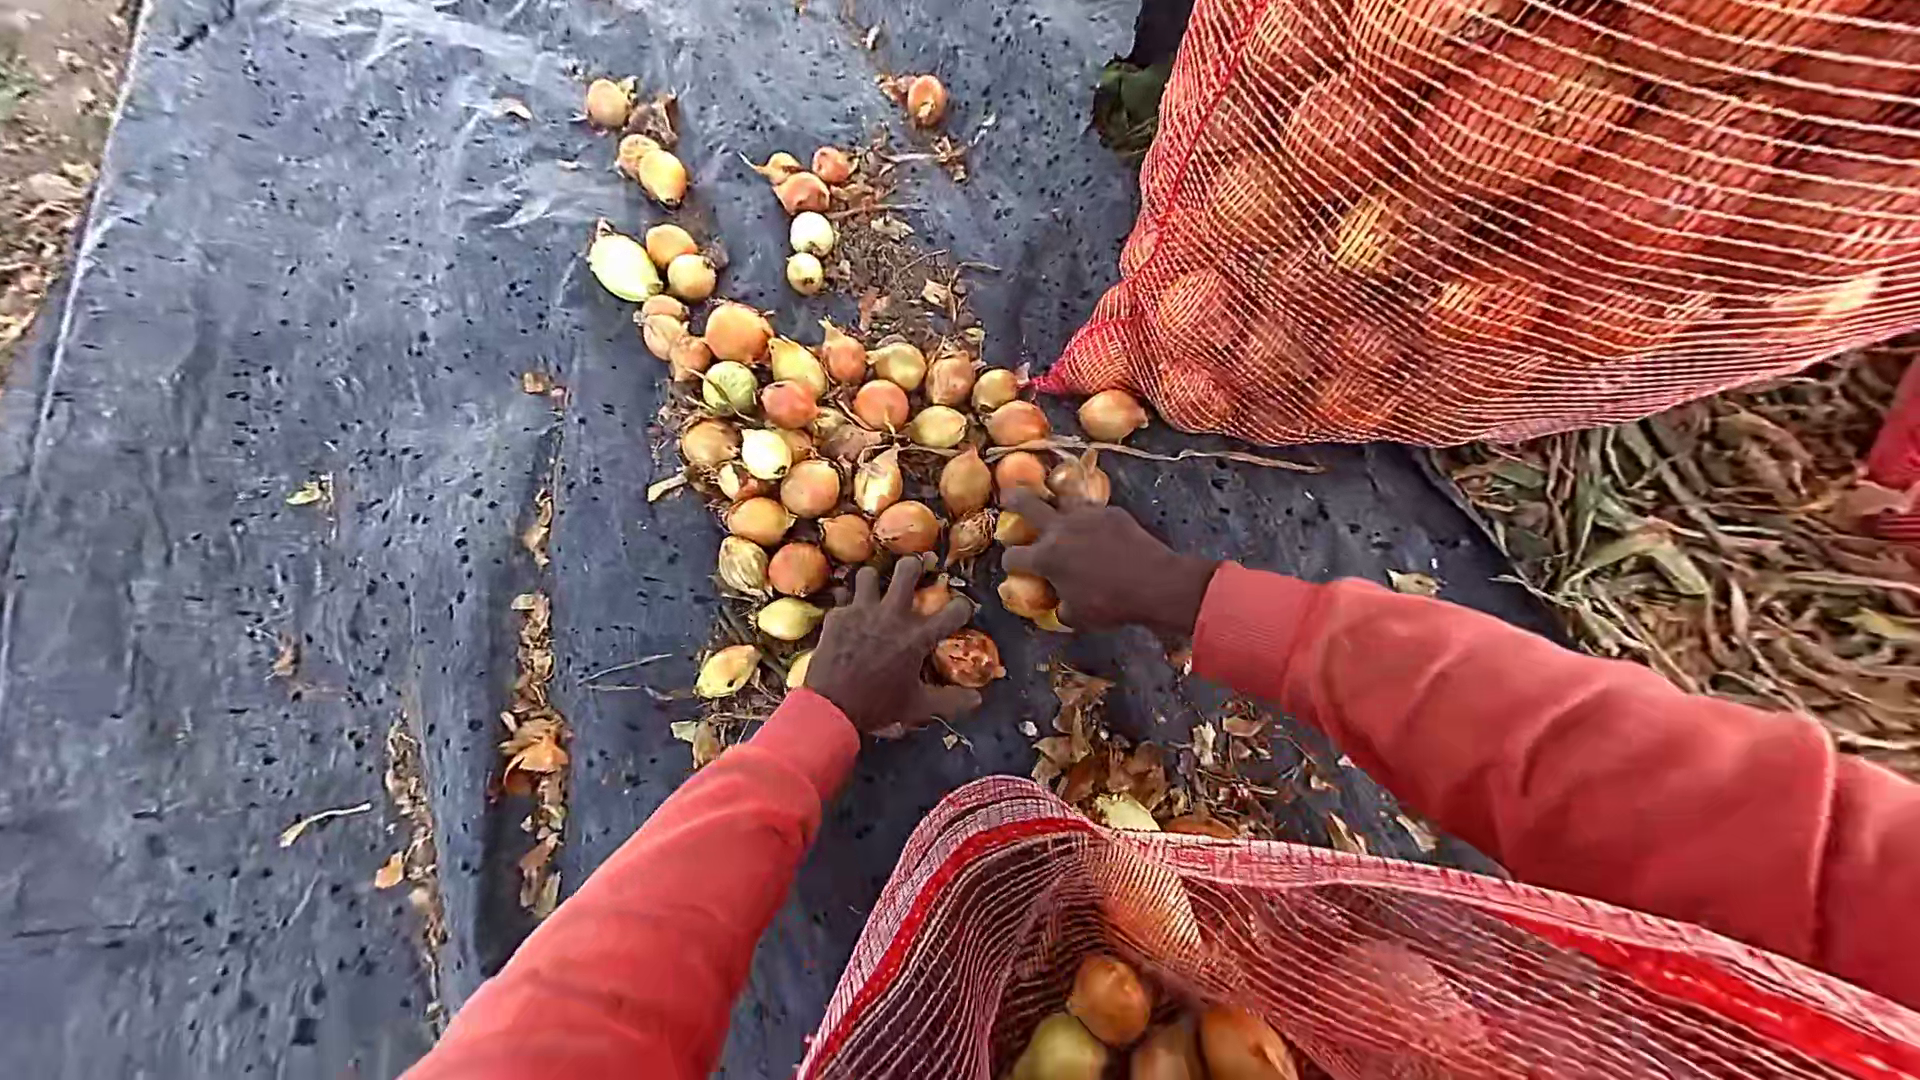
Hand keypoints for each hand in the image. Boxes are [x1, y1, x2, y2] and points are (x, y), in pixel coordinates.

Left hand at [804, 556, 981, 735]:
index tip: (960, 609)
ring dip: (873, 581)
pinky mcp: (838, 615)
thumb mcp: (918, 706)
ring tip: (873, 590)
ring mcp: (863, 611)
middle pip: (908, 569)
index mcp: (918, 636)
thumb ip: (951, 700)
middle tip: (914, 574)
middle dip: (914, 565)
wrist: (831, 708)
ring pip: (869, 573)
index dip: (963, 607)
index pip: (955, 610)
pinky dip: (846, 602)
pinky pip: (842, 596)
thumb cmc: (878, 706)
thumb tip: (978, 699)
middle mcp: (893, 615)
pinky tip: (847, 612)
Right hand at [1001, 491, 1218, 634]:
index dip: (1009, 561)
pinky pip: (1093, 510)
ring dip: (1055, 500)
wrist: (1154, 583)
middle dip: (1013, 500)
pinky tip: (1096, 525)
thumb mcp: (1078, 617)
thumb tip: (1058, 606)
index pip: (1013, 556)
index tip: (1012, 564)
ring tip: (1054, 501)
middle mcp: (1059, 530)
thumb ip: (1060, 608)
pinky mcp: (1110, 512)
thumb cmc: (1111, 605)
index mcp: (1045, 558)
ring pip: (1062, 498)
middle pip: (1027, 506)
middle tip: (1008, 496)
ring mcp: (1085, 516)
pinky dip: (1089, 517)